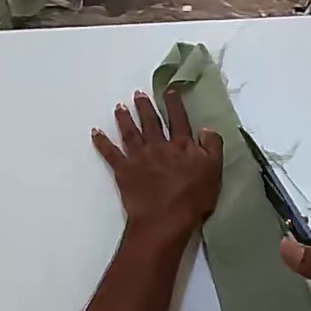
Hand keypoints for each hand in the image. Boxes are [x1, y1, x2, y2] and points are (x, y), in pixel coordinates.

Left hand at [92, 90, 223, 236]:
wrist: (165, 219)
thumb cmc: (193, 199)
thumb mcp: (214, 171)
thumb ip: (212, 146)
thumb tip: (206, 128)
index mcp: (182, 146)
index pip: (178, 119)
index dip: (174, 104)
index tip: (169, 90)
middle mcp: (159, 146)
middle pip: (151, 122)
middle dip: (145, 106)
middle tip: (138, 94)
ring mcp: (139, 157)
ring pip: (130, 132)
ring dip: (124, 118)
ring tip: (119, 107)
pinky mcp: (123, 170)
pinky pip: (110, 153)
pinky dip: (102, 142)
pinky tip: (95, 132)